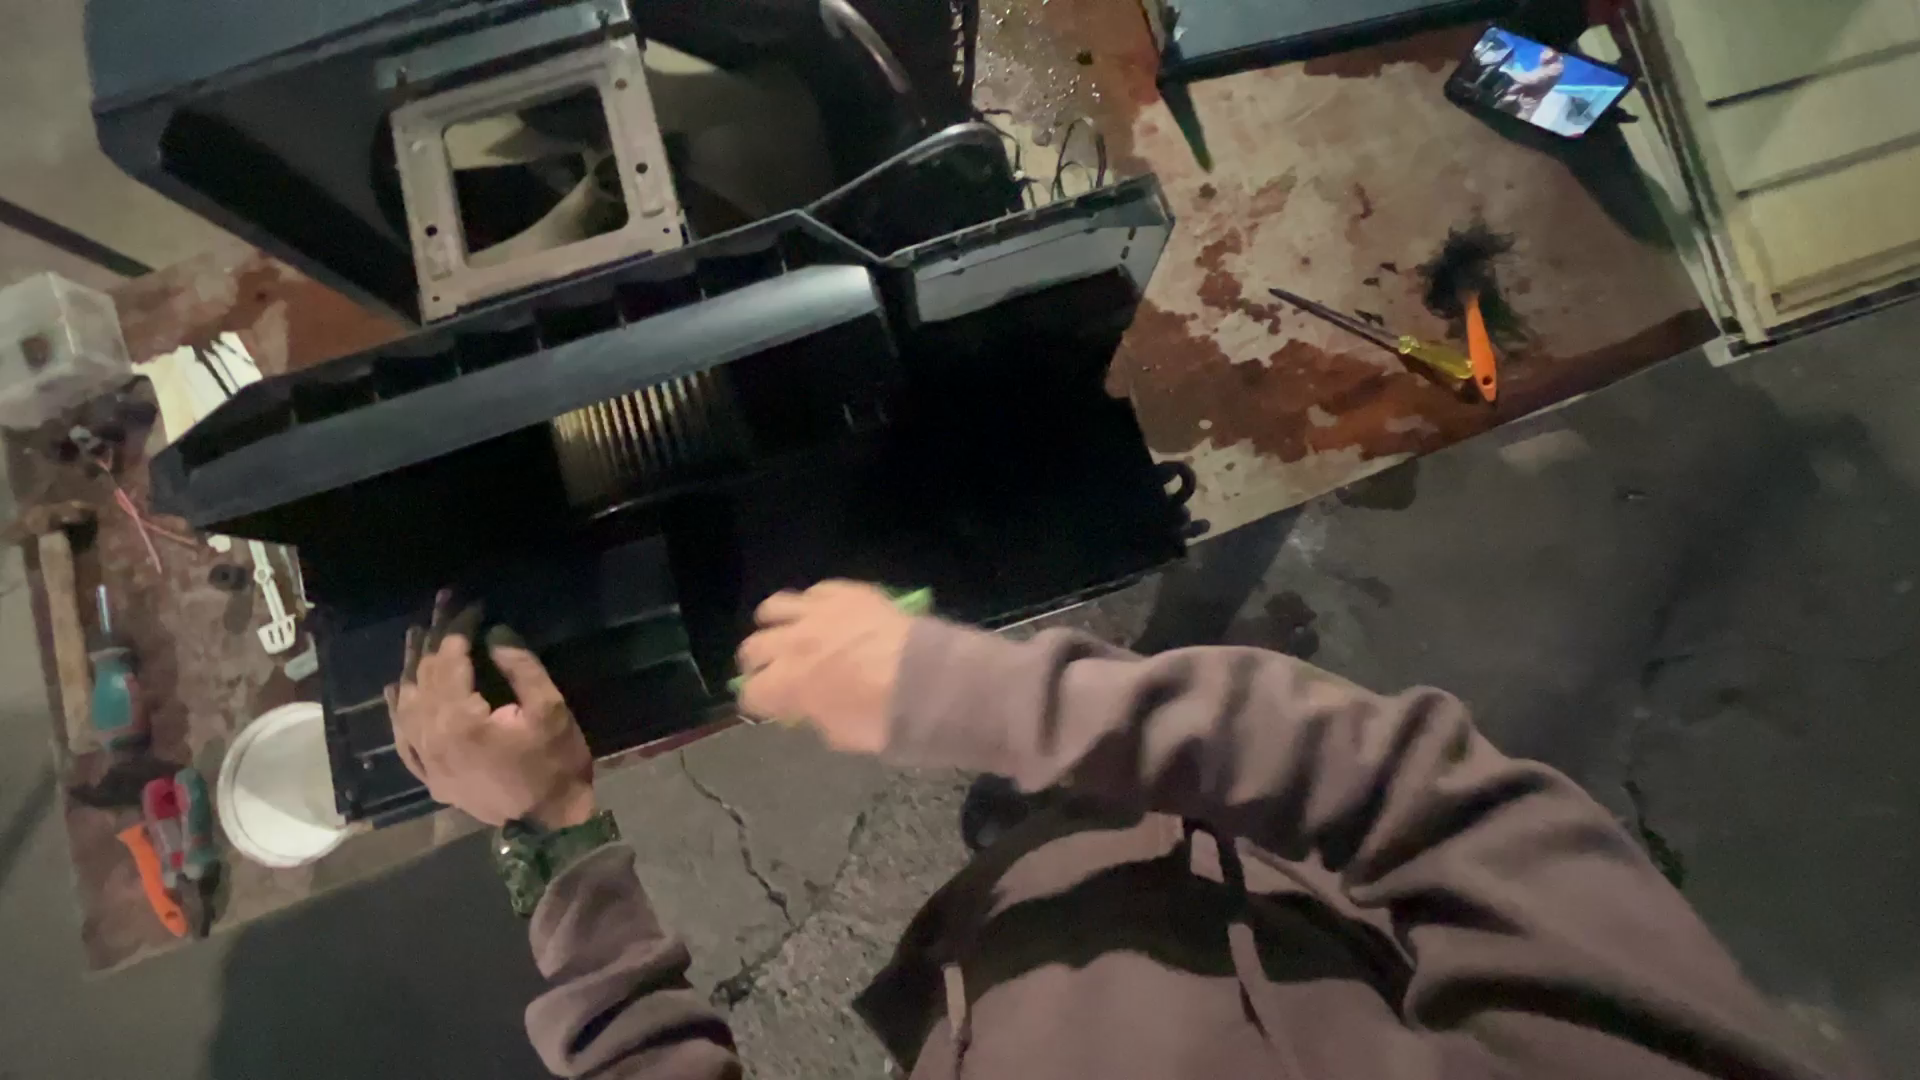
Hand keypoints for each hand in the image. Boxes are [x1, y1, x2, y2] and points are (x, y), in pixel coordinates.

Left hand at [385, 593, 593, 827]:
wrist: (549, 821)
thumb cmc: (555, 761)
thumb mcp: (550, 708)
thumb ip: (521, 667)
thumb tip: (495, 633)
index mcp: (458, 719)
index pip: (450, 661)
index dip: (460, 629)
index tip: (474, 605)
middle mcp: (429, 737)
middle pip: (424, 677)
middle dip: (435, 638)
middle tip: (444, 605)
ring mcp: (424, 759)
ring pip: (406, 704)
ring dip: (412, 666)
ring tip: (418, 634)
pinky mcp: (429, 774)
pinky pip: (401, 736)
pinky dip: (397, 708)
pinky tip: (396, 689)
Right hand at [735, 581, 914, 753]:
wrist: (924, 677)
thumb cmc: (883, 717)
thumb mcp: (840, 734)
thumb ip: (815, 717)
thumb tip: (810, 709)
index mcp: (787, 683)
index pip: (752, 693)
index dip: (760, 702)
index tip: (771, 706)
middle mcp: (793, 642)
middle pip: (753, 648)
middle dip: (760, 663)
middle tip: (775, 670)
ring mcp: (817, 612)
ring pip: (774, 608)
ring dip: (776, 624)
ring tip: (789, 632)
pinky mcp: (845, 591)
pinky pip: (815, 591)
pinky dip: (814, 604)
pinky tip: (825, 614)